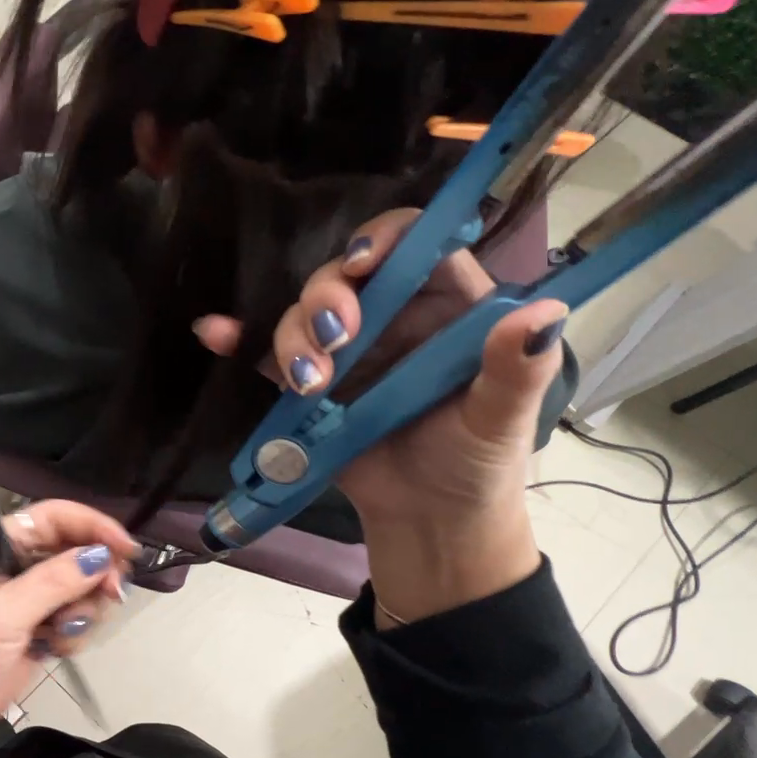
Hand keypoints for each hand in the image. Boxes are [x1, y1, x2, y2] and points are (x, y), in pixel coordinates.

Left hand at [0, 500, 133, 757]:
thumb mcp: (2, 613)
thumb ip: (52, 582)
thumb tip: (100, 557)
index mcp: (0, 547)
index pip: (55, 518)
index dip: (93, 526)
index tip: (126, 549)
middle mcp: (18, 566)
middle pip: (77, 551)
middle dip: (96, 573)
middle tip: (111, 595)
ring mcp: (31, 600)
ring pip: (83, 589)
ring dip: (84, 610)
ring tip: (61, 632)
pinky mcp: (40, 631)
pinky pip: (77, 620)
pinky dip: (74, 634)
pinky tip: (53, 650)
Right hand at [195, 209, 564, 624]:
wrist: (423, 518)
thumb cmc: (474, 463)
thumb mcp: (500, 418)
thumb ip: (516, 368)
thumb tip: (540, 314)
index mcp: (447, 308)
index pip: (417, 246)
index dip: (386, 239)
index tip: (362, 265)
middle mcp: (392, 318)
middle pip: (345, 276)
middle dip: (327, 298)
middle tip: (335, 341)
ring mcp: (345, 351)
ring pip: (302, 314)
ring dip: (292, 337)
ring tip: (309, 387)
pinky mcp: (305, 383)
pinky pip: (266, 353)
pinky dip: (238, 340)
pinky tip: (216, 334)